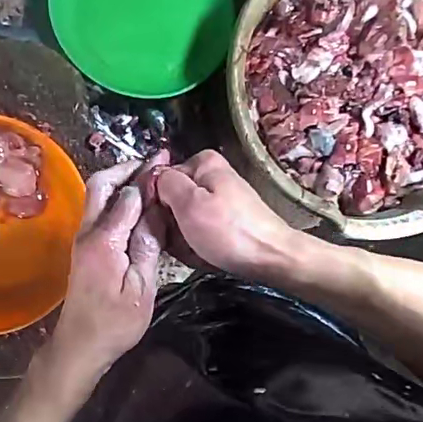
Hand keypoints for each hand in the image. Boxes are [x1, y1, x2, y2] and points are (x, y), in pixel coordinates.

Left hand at [47, 152, 169, 379]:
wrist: (80, 345)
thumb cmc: (115, 323)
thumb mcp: (141, 287)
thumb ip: (148, 245)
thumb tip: (156, 208)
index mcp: (104, 240)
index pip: (128, 196)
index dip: (148, 176)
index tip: (167, 161)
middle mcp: (88, 232)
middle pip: (101, 185)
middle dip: (127, 168)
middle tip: (154, 161)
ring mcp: (83, 239)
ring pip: (96, 195)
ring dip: (120, 180)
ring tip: (150, 176)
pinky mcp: (85, 247)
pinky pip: (99, 210)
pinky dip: (117, 198)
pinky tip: (138, 203)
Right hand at [154, 150, 311, 281]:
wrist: (271, 259)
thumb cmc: (230, 232)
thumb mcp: (189, 203)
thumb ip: (164, 183)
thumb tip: (151, 178)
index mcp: (202, 162)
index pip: (158, 181)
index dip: (155, 205)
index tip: (160, 223)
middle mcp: (210, 177)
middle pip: (170, 201)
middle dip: (170, 225)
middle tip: (181, 241)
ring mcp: (217, 201)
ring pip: (181, 221)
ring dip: (182, 240)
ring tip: (196, 249)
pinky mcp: (223, 222)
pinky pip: (197, 233)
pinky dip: (196, 246)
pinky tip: (205, 254)